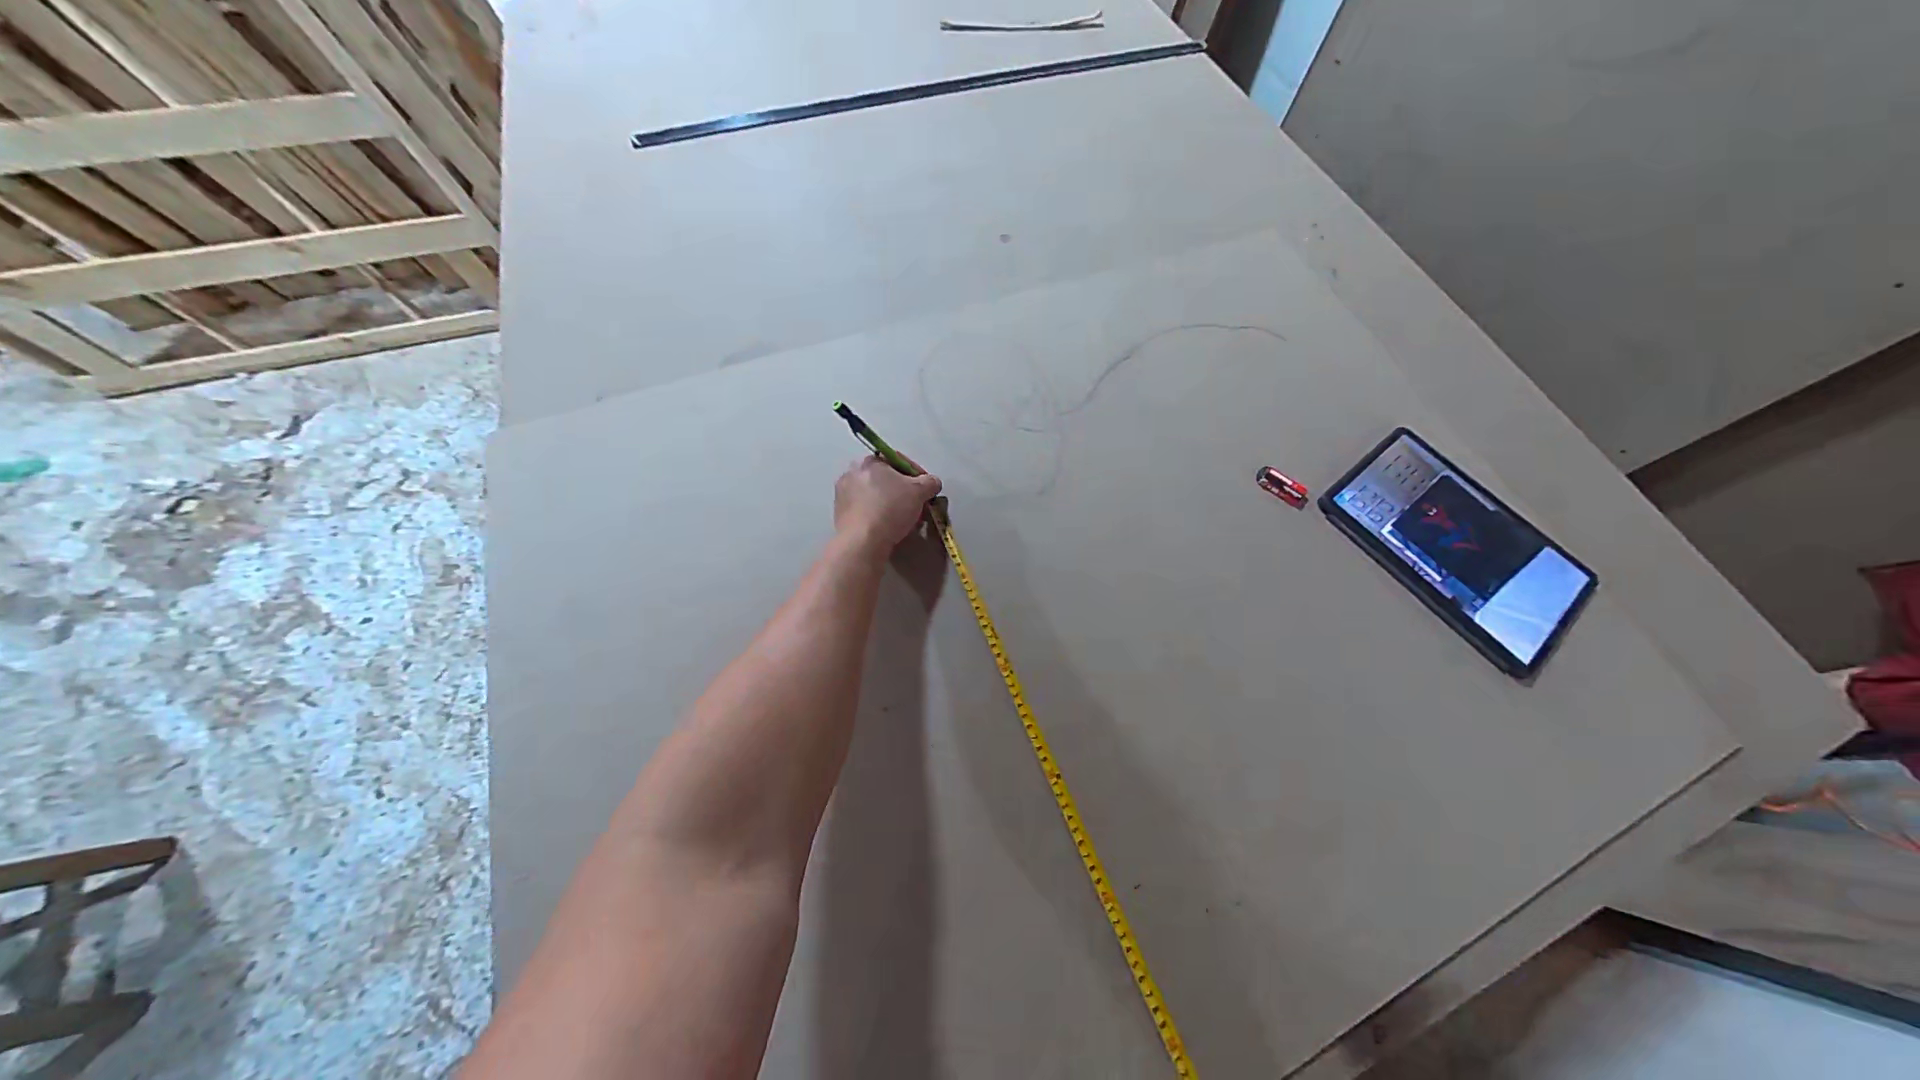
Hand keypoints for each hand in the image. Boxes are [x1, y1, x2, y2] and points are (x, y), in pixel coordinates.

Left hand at [834, 457, 941, 553]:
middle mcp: (851, 473)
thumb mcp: (919, 492)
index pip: (898, 460)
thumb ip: (930, 482)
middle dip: (903, 490)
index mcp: (868, 461)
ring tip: (905, 519)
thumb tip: (932, 483)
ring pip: (875, 495)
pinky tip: (888, 527)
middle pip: (885, 479)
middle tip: (917, 504)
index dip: (917, 473)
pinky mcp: (840, 515)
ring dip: (891, 503)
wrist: (862, 541)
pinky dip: (878, 515)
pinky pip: (866, 510)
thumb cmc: (890, 509)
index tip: (926, 488)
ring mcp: (842, 495)